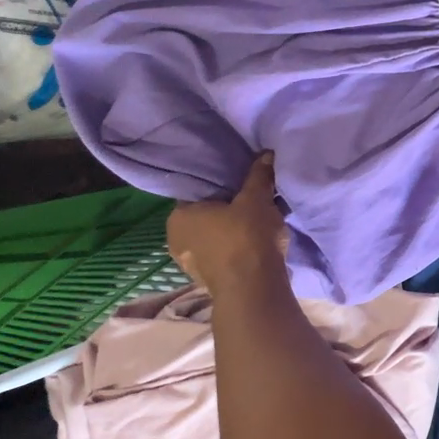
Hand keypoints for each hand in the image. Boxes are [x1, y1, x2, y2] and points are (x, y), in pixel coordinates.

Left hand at [167, 153, 287, 292]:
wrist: (250, 285)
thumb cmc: (246, 235)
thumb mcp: (257, 199)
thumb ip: (258, 176)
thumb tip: (264, 153)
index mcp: (179, 214)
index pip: (198, 190)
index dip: (222, 184)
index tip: (243, 180)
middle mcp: (174, 236)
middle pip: (205, 212)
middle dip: (228, 206)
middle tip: (255, 198)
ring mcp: (185, 258)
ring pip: (211, 232)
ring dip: (230, 226)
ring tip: (258, 218)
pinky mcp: (202, 274)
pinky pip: (217, 249)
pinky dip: (232, 243)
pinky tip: (253, 240)